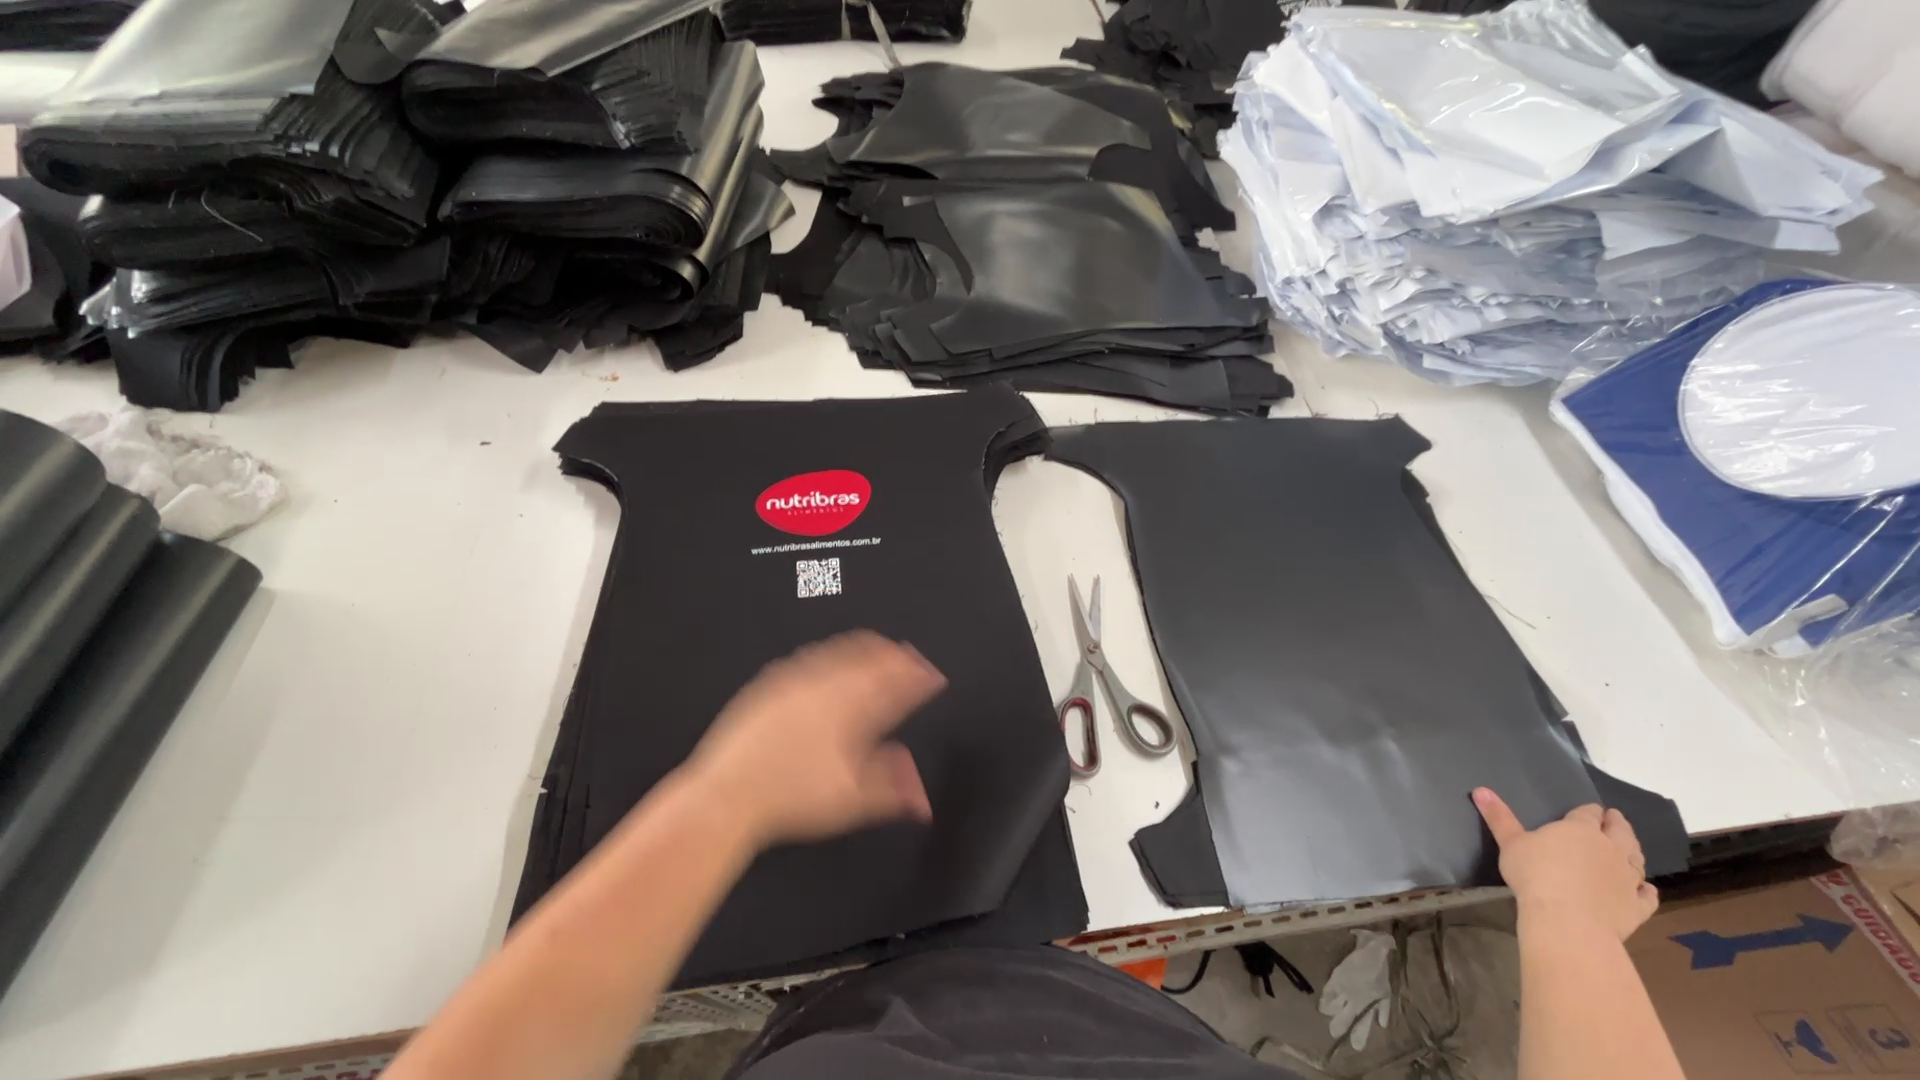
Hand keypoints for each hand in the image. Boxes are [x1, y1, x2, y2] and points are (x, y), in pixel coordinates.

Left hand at [685, 631, 945, 848]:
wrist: (728, 794)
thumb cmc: (788, 796)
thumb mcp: (853, 800)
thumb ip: (894, 790)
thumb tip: (921, 796)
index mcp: (852, 708)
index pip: (896, 683)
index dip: (919, 677)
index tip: (932, 677)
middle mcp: (825, 686)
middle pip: (870, 657)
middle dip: (895, 656)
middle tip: (909, 659)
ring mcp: (794, 681)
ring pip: (839, 651)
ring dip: (865, 649)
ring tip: (877, 651)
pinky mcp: (769, 685)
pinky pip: (809, 656)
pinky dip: (832, 655)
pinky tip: (829, 664)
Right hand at [1474, 787, 1658, 940]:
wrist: (1568, 920)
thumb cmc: (1535, 875)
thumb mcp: (1509, 843)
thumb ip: (1498, 817)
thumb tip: (1480, 789)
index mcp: (1580, 830)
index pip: (1588, 814)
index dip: (1588, 811)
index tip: (1588, 810)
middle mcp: (1610, 849)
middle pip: (1620, 832)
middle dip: (1617, 824)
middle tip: (1615, 819)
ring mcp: (1627, 878)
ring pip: (1636, 859)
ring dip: (1634, 852)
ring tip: (1631, 848)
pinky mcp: (1637, 906)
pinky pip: (1646, 895)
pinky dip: (1647, 890)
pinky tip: (1646, 888)